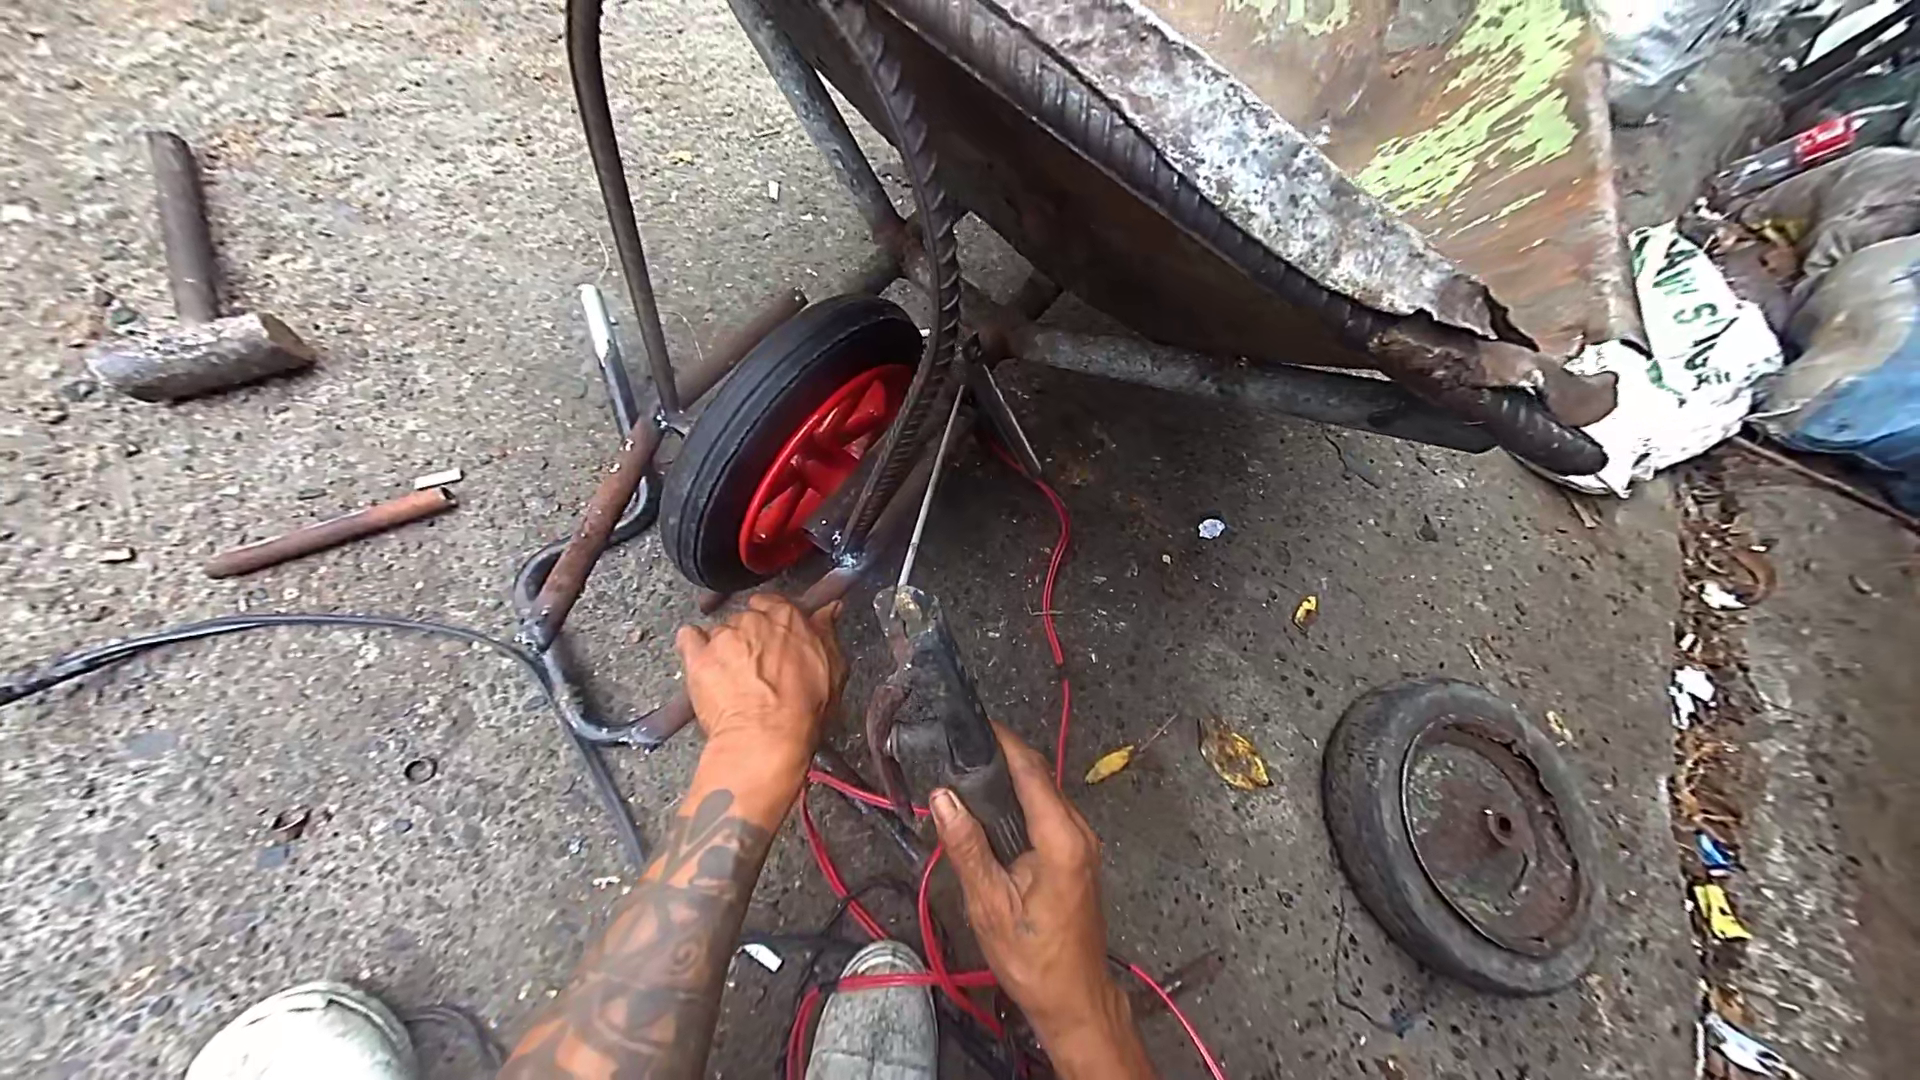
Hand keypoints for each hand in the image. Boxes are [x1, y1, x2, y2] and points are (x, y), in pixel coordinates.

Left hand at [675, 594, 843, 784]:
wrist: (767, 736)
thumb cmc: (802, 708)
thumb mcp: (833, 668)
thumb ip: (827, 631)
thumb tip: (828, 611)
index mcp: (789, 618)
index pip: (775, 603)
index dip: (774, 622)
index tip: (776, 637)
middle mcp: (755, 620)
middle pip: (747, 618)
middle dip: (751, 638)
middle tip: (759, 665)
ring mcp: (724, 637)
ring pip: (721, 631)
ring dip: (725, 647)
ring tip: (733, 677)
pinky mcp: (699, 657)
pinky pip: (689, 638)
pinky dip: (693, 645)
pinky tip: (703, 662)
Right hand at [931, 725, 1151, 1076]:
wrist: (1075, 999)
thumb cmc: (1033, 958)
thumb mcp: (989, 904)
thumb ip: (967, 846)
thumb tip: (944, 798)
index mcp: (1061, 839)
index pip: (1030, 770)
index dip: (1004, 741)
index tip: (975, 724)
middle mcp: (1079, 830)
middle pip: (1040, 773)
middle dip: (1004, 753)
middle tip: (963, 747)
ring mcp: (1083, 839)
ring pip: (1045, 788)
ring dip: (1013, 774)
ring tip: (972, 770)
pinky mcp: (1078, 849)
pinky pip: (1049, 807)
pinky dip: (1023, 795)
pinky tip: (995, 803)